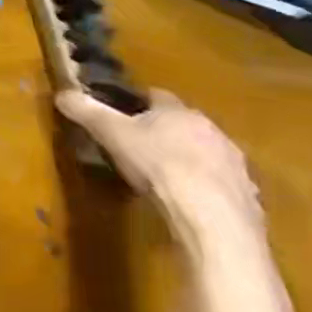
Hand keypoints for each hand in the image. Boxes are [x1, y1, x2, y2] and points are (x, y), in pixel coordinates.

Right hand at [56, 88, 261, 226]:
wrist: (212, 219)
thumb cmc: (157, 164)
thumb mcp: (110, 132)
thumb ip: (85, 110)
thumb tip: (61, 93)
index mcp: (179, 111)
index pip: (157, 95)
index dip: (138, 102)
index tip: (122, 112)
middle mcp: (213, 131)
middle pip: (184, 124)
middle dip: (166, 131)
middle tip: (140, 144)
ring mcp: (237, 166)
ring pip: (206, 153)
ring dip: (189, 159)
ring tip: (164, 176)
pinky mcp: (250, 198)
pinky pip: (222, 184)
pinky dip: (206, 187)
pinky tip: (188, 201)